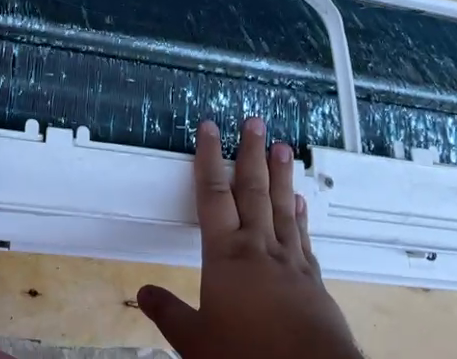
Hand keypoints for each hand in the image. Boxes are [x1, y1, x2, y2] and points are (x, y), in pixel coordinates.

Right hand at [137, 118, 360, 358]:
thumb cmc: (248, 354)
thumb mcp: (197, 341)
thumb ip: (170, 313)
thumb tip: (143, 292)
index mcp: (226, 255)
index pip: (213, 195)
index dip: (208, 158)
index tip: (209, 127)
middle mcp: (259, 248)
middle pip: (253, 190)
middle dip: (251, 153)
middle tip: (255, 121)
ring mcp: (290, 262)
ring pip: (282, 207)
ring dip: (281, 175)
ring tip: (282, 147)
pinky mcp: (313, 281)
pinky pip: (303, 237)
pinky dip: (301, 216)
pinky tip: (302, 203)